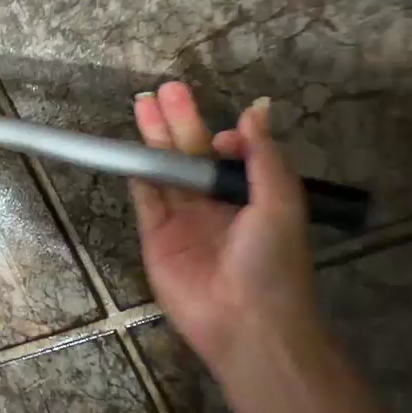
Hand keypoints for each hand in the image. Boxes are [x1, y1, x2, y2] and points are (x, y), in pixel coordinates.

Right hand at [129, 82, 316, 367]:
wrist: (246, 322)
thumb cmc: (272, 263)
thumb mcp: (280, 204)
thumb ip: (264, 157)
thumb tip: (255, 109)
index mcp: (251, 196)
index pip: (230, 155)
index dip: (221, 135)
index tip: (217, 129)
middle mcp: (215, 203)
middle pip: (191, 155)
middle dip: (179, 122)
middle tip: (164, 90)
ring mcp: (183, 219)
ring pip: (165, 171)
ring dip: (154, 140)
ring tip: (142, 105)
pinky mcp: (156, 236)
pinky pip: (145, 199)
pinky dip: (138, 175)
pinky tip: (131, 150)